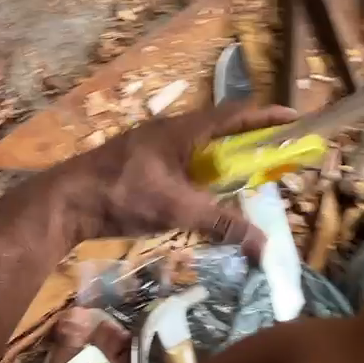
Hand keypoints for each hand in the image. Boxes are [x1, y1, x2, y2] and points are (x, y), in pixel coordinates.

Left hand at [39, 101, 298, 258]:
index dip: (267, 117)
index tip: (297, 119)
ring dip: (225, 165)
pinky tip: (207, 202)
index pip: (236, 115)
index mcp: (184, 130)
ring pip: (200, 152)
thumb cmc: (123, 194)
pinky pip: (183, 167)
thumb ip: (223, 225)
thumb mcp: (179, 209)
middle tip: (277, 162)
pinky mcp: (140, 167)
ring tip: (248, 185)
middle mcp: (170, 133)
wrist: (66, 201)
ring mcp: (152, 149)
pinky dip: (202, 180)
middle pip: (221, 132)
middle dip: (251, 145)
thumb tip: (265, 248)